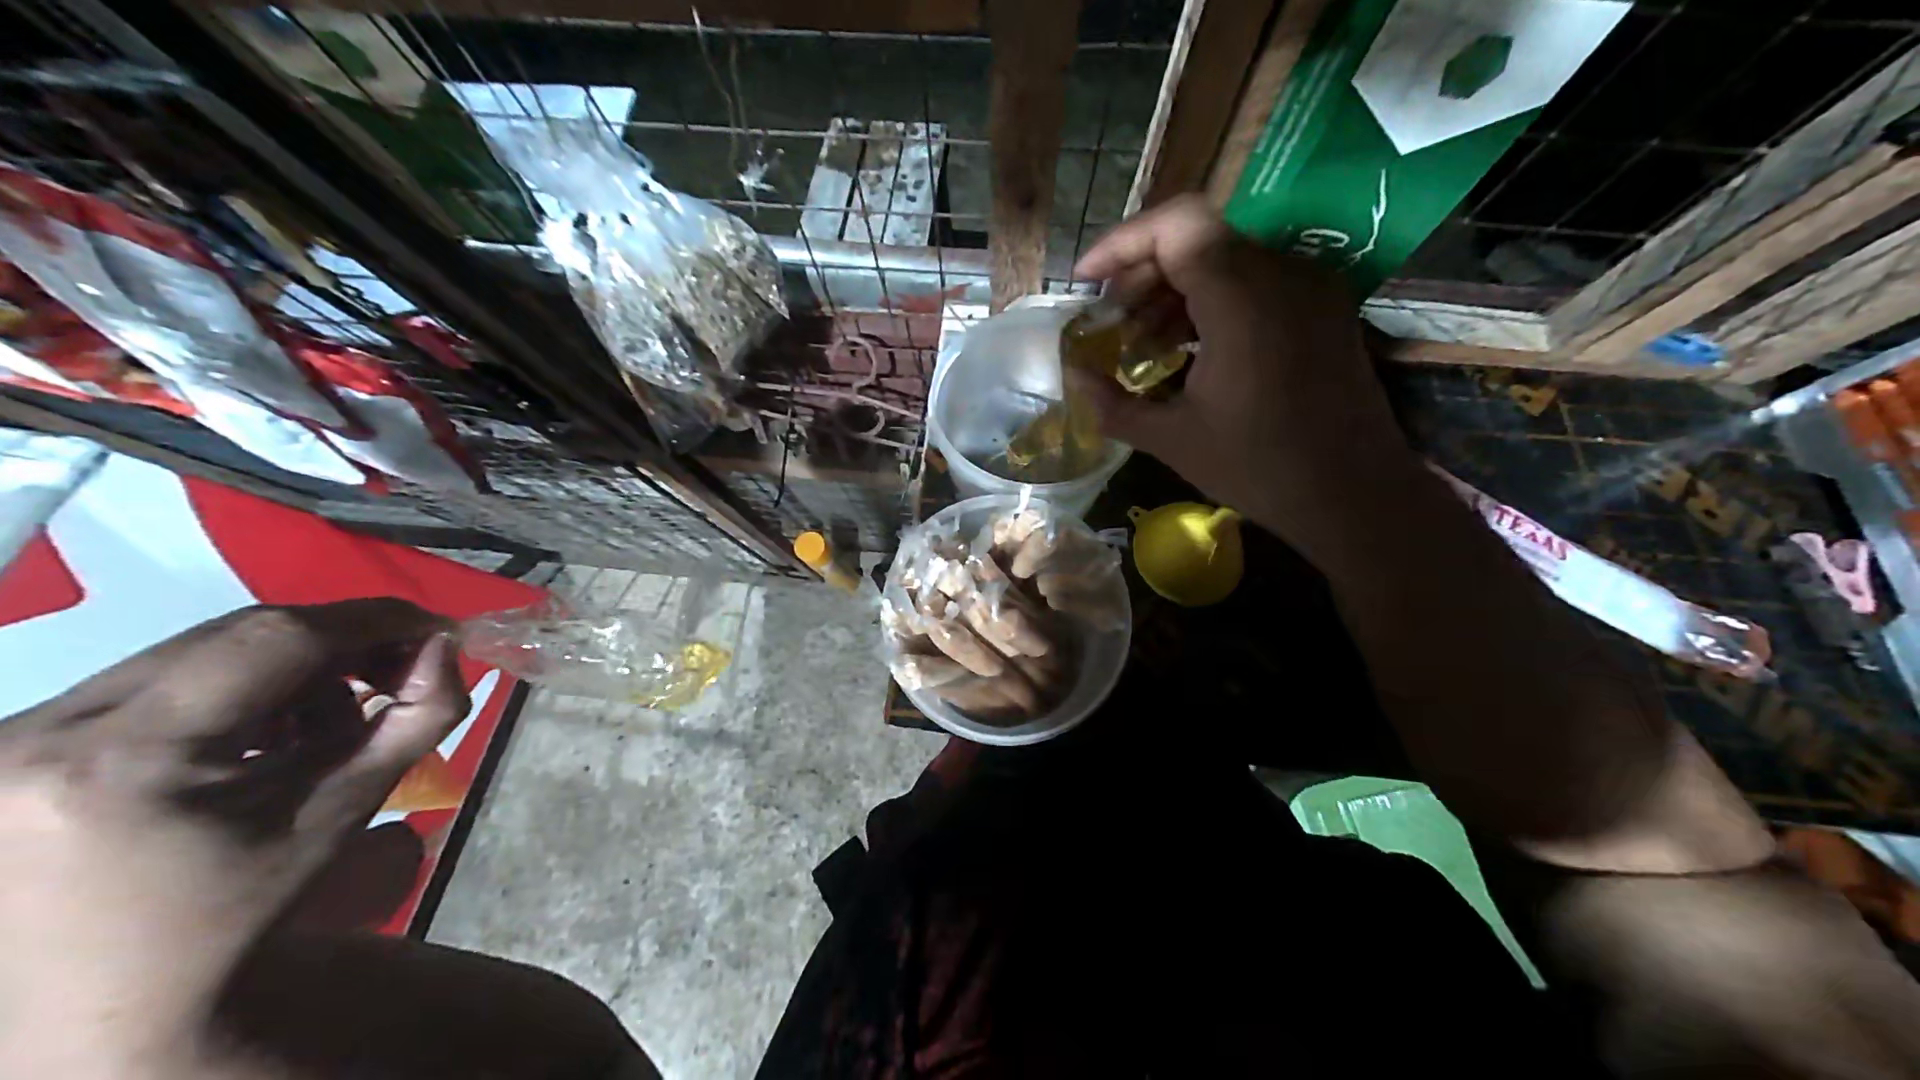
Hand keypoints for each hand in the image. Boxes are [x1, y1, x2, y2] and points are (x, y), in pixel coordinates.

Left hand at [0, 600, 467, 1077]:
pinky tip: (270, 729)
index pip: (272, 640)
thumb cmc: (246, 906)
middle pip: (237, 634)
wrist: (119, 995)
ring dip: (293, 664)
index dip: (370, 621)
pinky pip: (165, 672)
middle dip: (338, 642)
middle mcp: (41, 729)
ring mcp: (16, 729)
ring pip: (204, 646)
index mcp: (121, 760)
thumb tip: (446, 645)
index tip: (437, 629)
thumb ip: (416, 719)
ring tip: (333, 714)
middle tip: (401, 668)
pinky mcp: (20, 731)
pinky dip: (242, 684)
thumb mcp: (347, 809)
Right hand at [1071, 196, 1419, 547]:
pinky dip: (1210, 300)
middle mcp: (1282, 276)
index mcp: (1243, 301)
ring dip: (1173, 289)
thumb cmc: (1260, 469)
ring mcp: (1308, 288)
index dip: (1122, 243)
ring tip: (1141, 340)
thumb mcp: (1172, 441)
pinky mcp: (1322, 307)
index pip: (1176, 225)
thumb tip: (1072, 379)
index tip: (1086, 282)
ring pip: (1225, 257)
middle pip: (1197, 237)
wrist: (1356, 494)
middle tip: (1109, 320)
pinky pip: (1254, 281)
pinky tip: (1186, 347)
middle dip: (1141, 271)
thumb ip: (1113, 404)